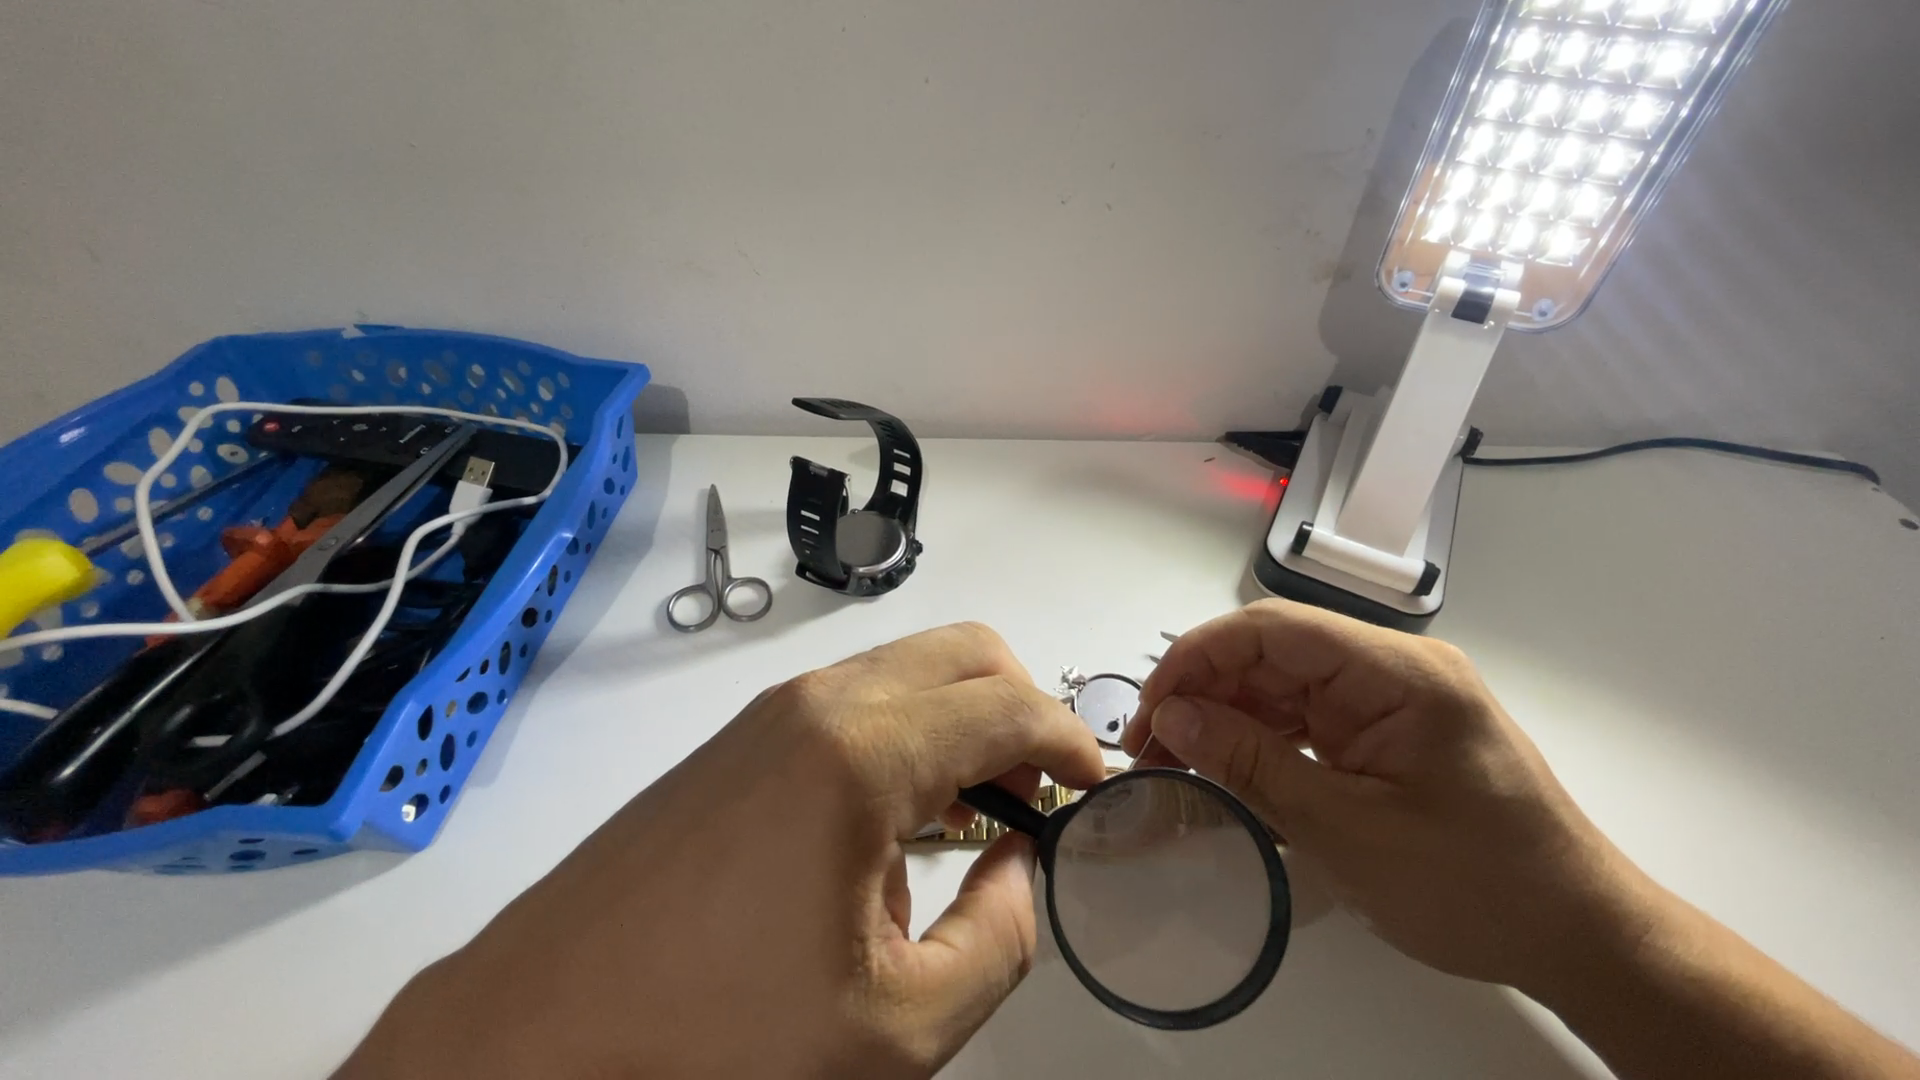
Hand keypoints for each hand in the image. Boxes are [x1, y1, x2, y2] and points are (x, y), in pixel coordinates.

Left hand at [339, 623, 1106, 1079]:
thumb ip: (999, 935)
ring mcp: (770, 711)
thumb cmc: (717, 1043)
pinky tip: (901, 817)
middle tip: (1042, 791)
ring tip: (982, 809)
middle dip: (1024, 705)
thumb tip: (1023, 862)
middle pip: (965, 650)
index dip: (1074, 741)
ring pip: (909, 666)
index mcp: (864, 753)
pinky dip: (908, 730)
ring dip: (964, 715)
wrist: (528, 1042)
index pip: (1010, 705)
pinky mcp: (737, 737)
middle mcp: (820, 701)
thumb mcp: (900, 1026)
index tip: (1101, 788)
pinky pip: (856, 699)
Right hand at [1121, 599, 1657, 993]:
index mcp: (1398, 672)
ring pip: (1279, 685)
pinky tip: (1222, 767)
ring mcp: (1388, 698)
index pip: (1272, 630)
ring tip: (1172, 761)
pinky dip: (1257, 739)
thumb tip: (1170, 715)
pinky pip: (1302, 717)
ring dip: (1223, 717)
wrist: (1581, 939)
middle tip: (1149, 748)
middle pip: (1270, 654)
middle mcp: (1392, 668)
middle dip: (1201, 692)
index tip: (1149, 710)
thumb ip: (1252, 764)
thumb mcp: (1348, 830)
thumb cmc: (1475, 888)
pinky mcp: (1383, 730)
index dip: (1197, 657)